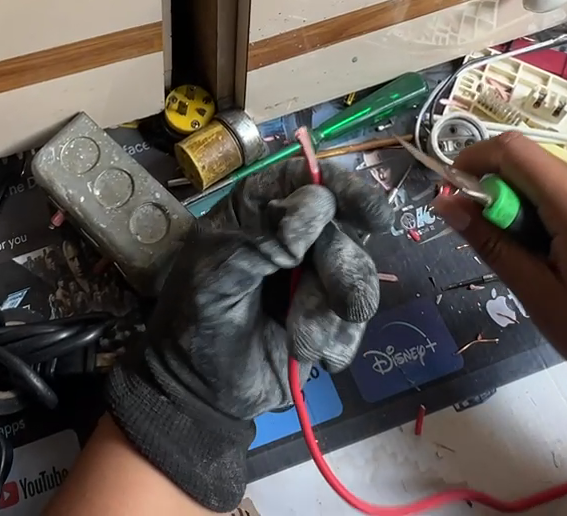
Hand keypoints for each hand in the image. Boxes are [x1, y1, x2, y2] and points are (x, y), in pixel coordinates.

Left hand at [106, 160, 388, 509]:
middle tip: (338, 301)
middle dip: (341, 267)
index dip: (343, 186)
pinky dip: (336, 342)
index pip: (305, 176)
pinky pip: (355, 321)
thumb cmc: (194, 319)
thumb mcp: (216, 274)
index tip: (372, 213)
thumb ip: (265, 240)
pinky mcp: (328, 318)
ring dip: (331, 313)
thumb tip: (318, 205)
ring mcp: (313, 275)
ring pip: (358, 272)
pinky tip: (307, 354)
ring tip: (301, 340)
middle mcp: (292, 233)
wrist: (199, 391)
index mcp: (258, 209)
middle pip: (343, 227)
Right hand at [431, 134, 566, 428]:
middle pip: (537, 165)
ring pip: (562, 184)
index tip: (455, 195)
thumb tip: (447, 202)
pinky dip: (563, 218)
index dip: (473, 160)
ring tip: (540, 268)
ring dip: (533, 209)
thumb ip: (493, 245)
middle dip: (502, 192)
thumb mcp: (543, 300)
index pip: (512, 150)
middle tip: (498, 247)